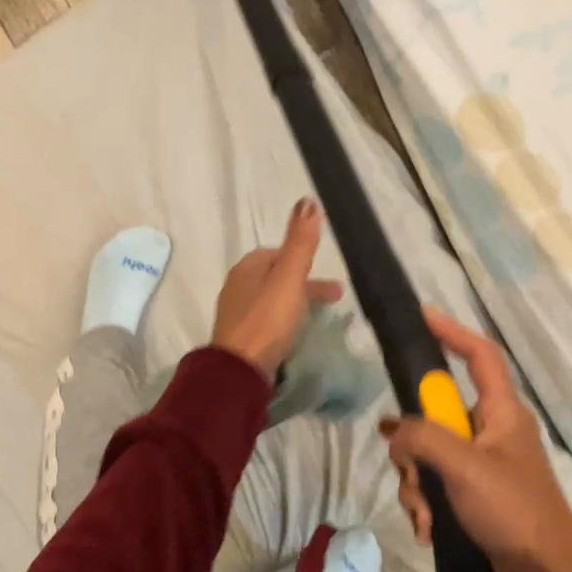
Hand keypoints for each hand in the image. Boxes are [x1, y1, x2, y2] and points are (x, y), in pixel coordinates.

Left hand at [210, 198, 344, 381]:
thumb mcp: (289, 278)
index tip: (322, 270)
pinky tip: (295, 335)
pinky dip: (285, 320)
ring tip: (321, 317)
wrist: (240, 370)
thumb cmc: (267, 320)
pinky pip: (266, 321)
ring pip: (272, 299)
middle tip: (335, 296)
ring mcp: (236, 314)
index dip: (299, 258)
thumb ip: (300, 243)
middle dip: (304, 282)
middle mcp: (237, 287)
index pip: (275, 253)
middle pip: (274, 277)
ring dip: (296, 302)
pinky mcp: (240, 338)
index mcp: (246, 268)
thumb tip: (307, 201)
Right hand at [384, 309, 571, 571]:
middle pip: (434, 415)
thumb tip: (395, 431)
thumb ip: (423, 437)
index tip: (422, 318)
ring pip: (427, 453)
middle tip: (412, 473)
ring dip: (416, 483)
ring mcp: (482, 463)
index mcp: (502, 414)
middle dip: (412, 447)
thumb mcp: (463, 467)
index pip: (481, 356)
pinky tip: (428, 528)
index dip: (453, 333)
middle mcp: (491, 431)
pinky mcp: (474, 492)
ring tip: (425, 515)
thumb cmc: (514, 510)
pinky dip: (426, 503)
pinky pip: (434, 482)